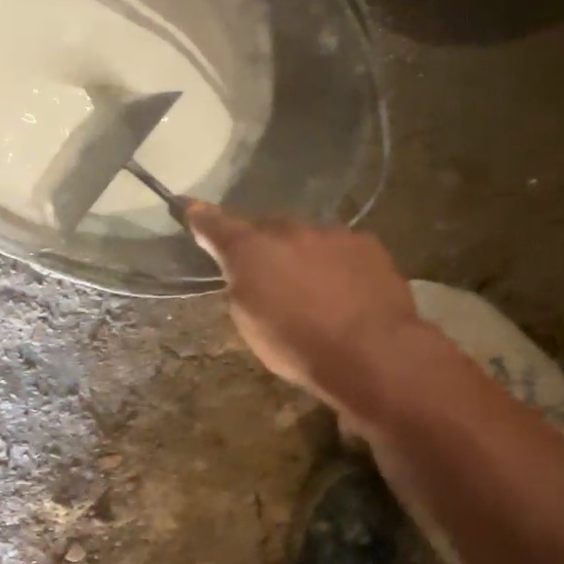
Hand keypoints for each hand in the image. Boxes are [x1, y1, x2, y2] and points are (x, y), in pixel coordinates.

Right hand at [188, 202, 419, 398]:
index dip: (202, 218)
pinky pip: (341, 248)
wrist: (372, 353)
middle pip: (267, 227)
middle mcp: (288, 231)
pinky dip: (336, 262)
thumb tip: (240, 269)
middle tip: (267, 273)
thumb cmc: (297, 346)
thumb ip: (240, 285)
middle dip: (264, 244)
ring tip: (313, 288)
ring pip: (307, 237)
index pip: (217, 225)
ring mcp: (331, 234)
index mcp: (251, 251)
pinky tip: (345, 290)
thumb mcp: (250, 322)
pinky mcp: (368, 245)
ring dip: (303, 254)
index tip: (191, 210)